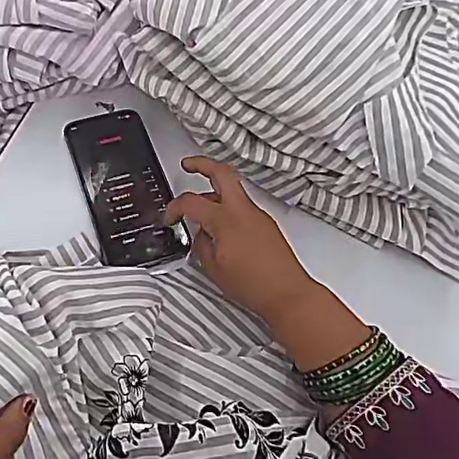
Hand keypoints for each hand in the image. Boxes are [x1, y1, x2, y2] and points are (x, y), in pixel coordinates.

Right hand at [164, 156, 318, 322]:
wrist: (287, 294)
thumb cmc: (254, 285)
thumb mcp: (214, 269)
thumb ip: (202, 245)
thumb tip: (200, 235)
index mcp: (225, 220)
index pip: (192, 202)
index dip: (175, 207)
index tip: (170, 217)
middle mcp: (243, 211)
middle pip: (222, 173)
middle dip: (202, 164)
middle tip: (188, 165)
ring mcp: (258, 215)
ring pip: (234, 190)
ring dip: (215, 191)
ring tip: (201, 210)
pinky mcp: (266, 224)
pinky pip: (243, 207)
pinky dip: (228, 208)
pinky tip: (221, 228)